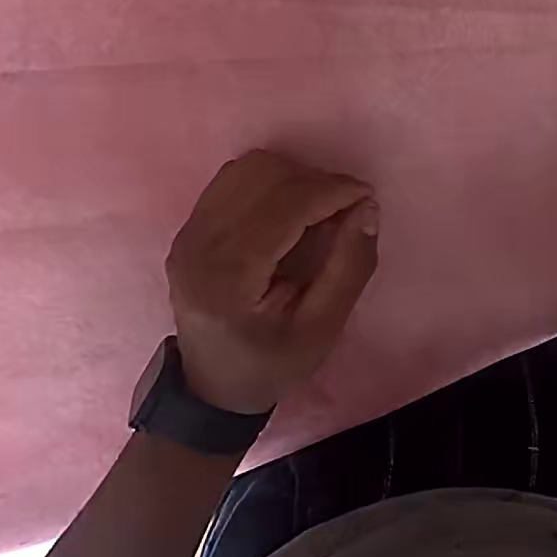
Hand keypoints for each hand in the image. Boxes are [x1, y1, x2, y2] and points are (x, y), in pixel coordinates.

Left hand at [165, 150, 379, 413]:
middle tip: (348, 206)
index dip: (332, 190)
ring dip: (295, 177)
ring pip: (248, 169)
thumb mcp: (325, 326)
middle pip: (264, 176)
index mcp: (230, 273)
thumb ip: (350, 265)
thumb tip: (368, 207)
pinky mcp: (190, 228)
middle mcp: (199, 243)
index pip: (284, 204)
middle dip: (317, 181)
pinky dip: (274, 182)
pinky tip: (294, 209)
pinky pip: (235, 180)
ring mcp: (188, 232)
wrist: (214, 387)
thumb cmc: (274, 361)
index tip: (367, 196)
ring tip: (322, 207)